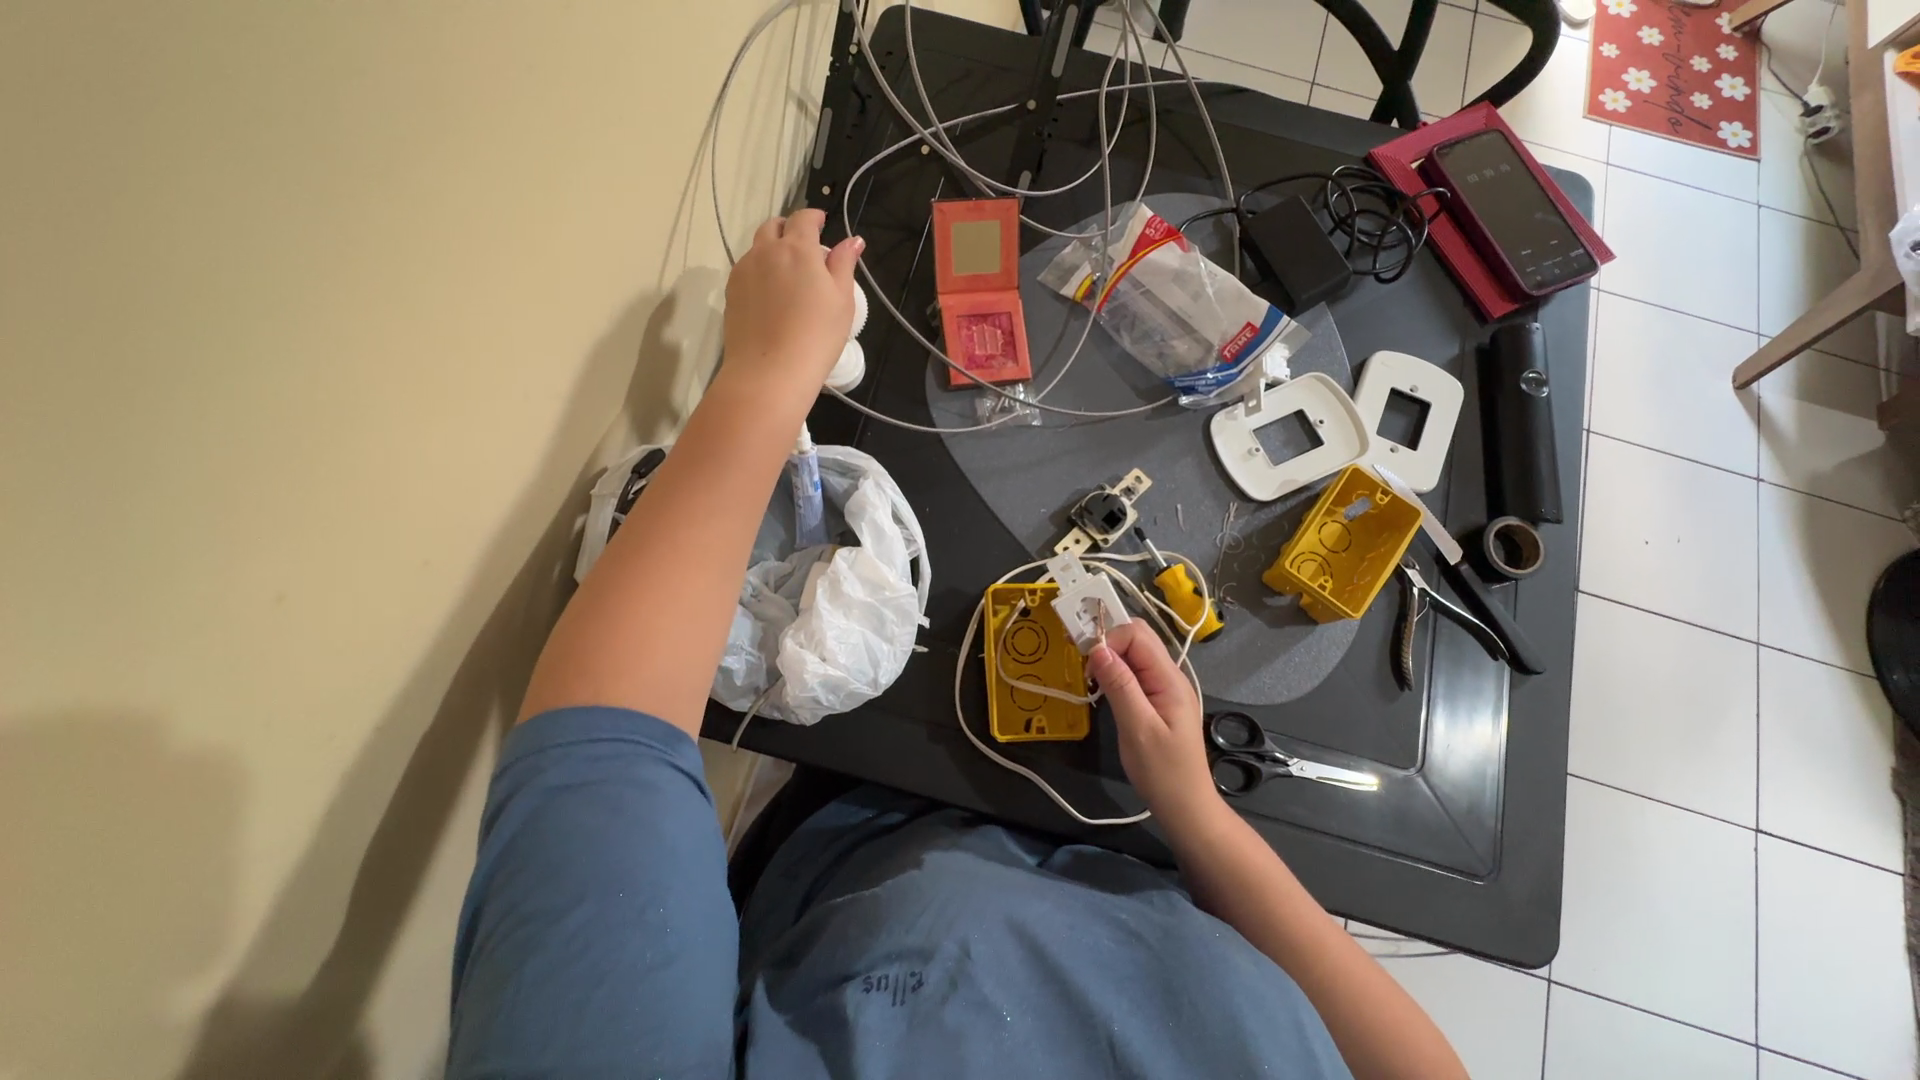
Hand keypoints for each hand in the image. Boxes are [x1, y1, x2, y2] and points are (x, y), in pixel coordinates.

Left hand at [722, 209, 863, 393]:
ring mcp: (743, 271)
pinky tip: (770, 296)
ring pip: (757, 249)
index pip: (803, 218)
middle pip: (773, 227)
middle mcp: (765, 252)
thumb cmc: (816, 336)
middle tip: (803, 247)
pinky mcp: (731, 293)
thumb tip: (852, 240)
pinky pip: (746, 271)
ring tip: (786, 274)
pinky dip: (759, 272)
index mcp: (797, 248)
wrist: (770, 371)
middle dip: (788, 229)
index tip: (821, 223)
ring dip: (772, 250)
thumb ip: (844, 265)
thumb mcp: (842, 300)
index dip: (813, 217)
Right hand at [1086, 619, 1222, 824]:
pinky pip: (1136, 673)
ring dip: (1111, 659)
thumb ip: (1120, 686)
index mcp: (1170, 679)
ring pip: (1136, 655)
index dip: (1110, 640)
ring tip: (1091, 681)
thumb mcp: (1138, 729)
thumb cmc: (1163, 772)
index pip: (1138, 635)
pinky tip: (1104, 691)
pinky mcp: (1158, 700)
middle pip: (1138, 638)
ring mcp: (1166, 688)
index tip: (1087, 665)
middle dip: (1109, 643)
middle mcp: (1170, 676)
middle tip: (1085, 669)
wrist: (1186, 807)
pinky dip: (1116, 674)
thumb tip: (1098, 649)